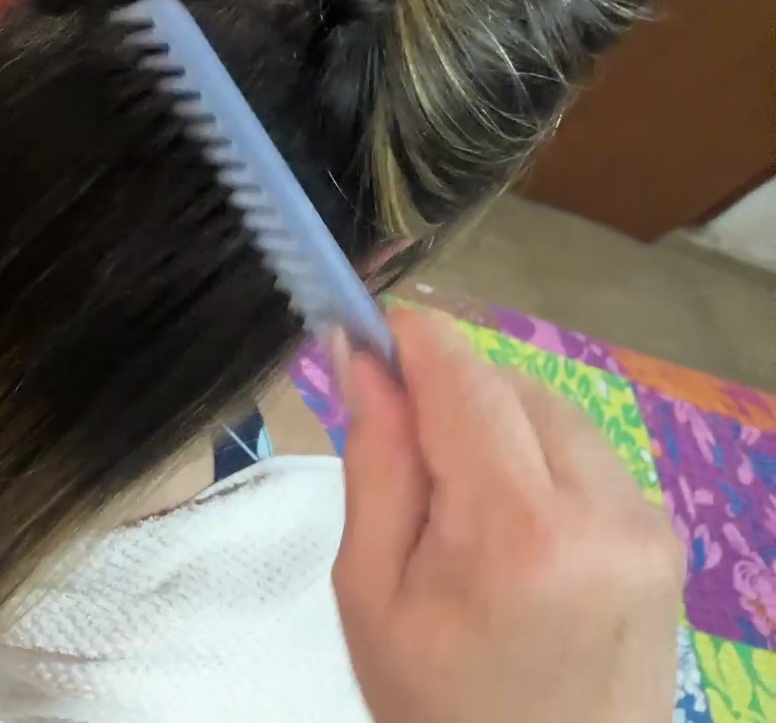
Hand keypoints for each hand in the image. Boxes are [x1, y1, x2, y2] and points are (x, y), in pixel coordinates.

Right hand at [331, 309, 683, 722]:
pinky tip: (487, 493)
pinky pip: (578, 445)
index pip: (464, 380)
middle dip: (438, 377)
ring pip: (547, 406)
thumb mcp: (367, 576)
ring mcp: (650, 527)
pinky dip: (520, 439)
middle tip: (381, 422)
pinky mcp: (663, 538)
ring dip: (480, 408)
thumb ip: (374, 458)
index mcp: (518, 529)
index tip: (355, 331)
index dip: (406, 338)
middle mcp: (605, 514)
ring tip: (435, 469)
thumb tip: (357, 354)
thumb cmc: (427, 686)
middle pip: (508, 383)